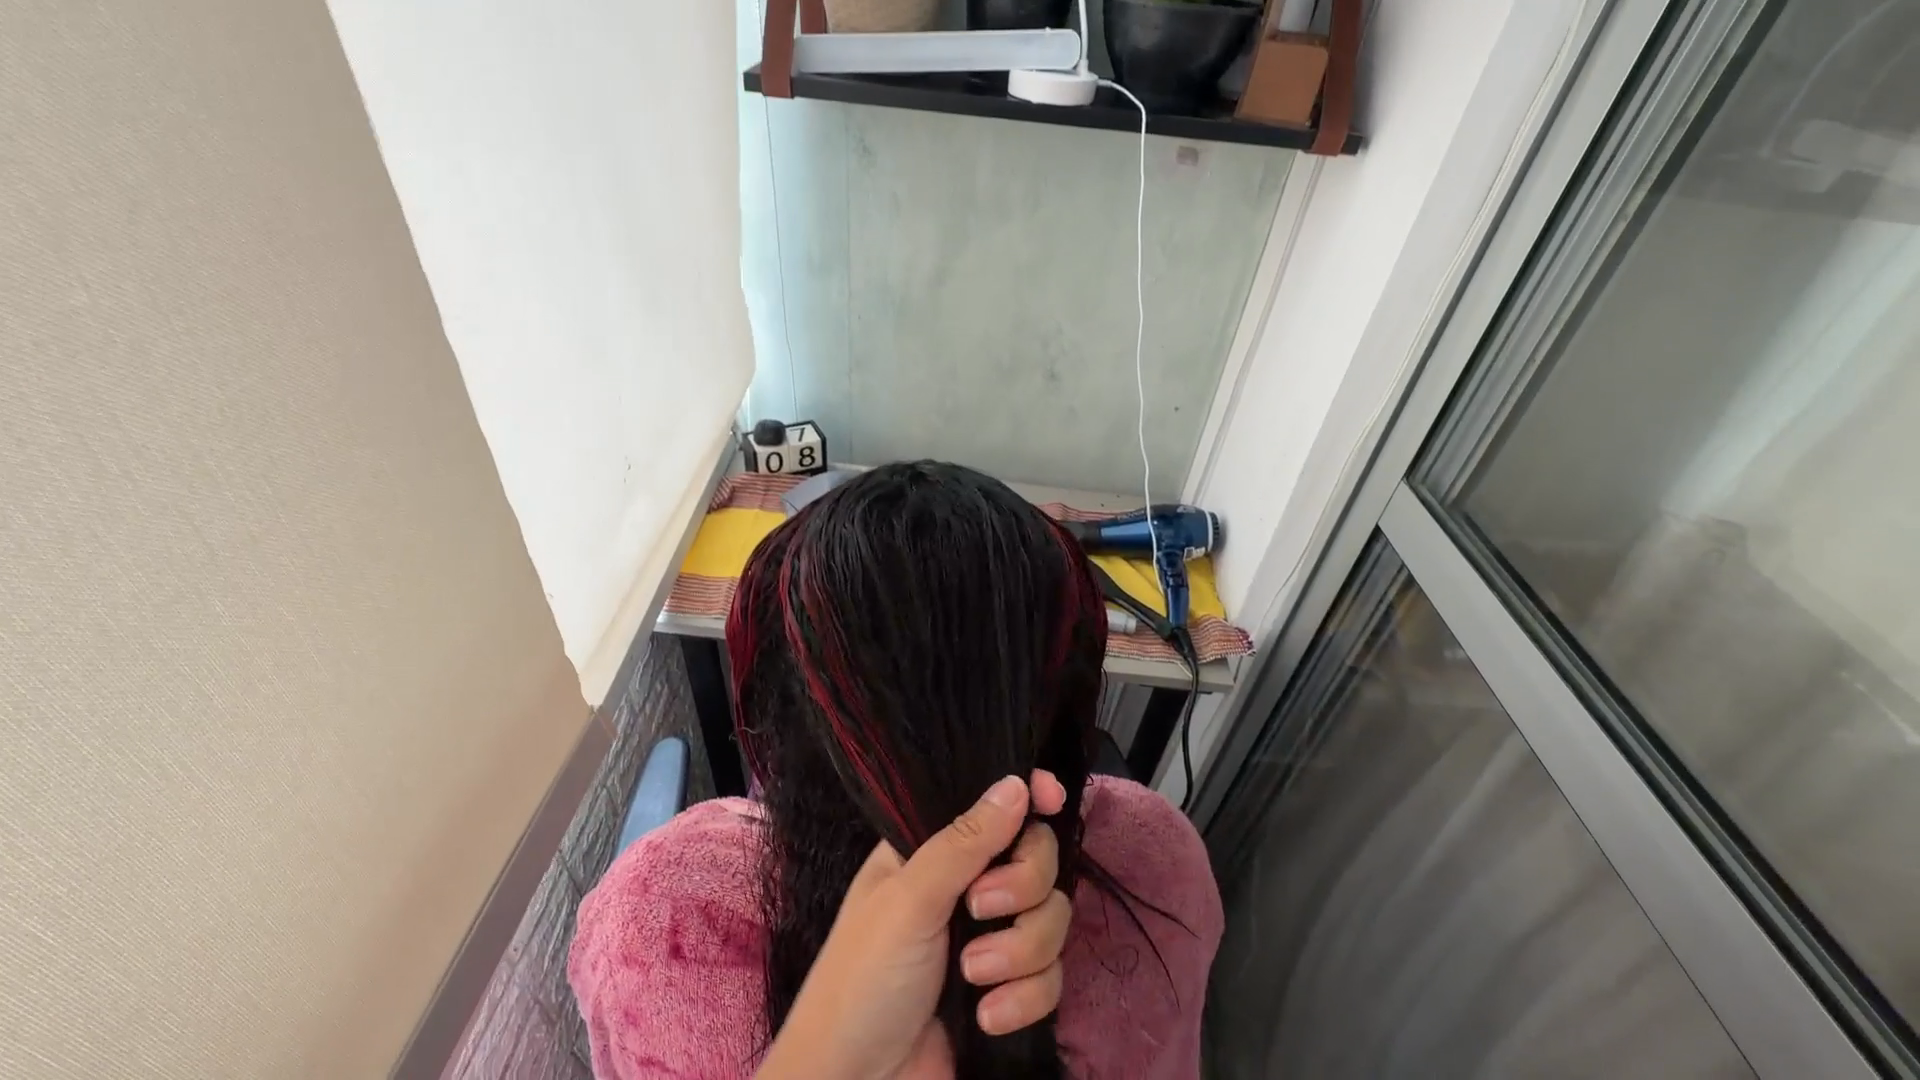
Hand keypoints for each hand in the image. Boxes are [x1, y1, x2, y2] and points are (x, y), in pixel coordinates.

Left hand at [756, 771, 1071, 1079]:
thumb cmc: (865, 979)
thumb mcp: (908, 901)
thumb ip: (964, 842)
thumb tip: (1017, 782)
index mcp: (933, 851)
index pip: (992, 807)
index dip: (1029, 797)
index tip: (1052, 798)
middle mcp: (967, 887)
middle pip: (1037, 859)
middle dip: (1021, 888)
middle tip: (979, 910)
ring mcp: (992, 939)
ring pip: (1052, 918)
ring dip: (1018, 952)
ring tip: (972, 978)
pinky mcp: (1011, 990)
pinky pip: (1052, 976)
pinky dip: (1025, 998)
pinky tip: (986, 1019)